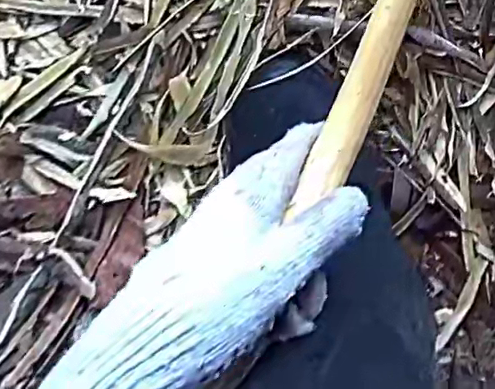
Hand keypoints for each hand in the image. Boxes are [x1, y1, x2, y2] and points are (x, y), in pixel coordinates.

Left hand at [41, 123, 367, 388]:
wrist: (137, 356)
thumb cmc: (211, 302)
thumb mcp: (281, 264)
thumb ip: (324, 228)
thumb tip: (357, 196)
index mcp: (256, 183)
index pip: (302, 139)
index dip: (331, 143)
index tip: (353, 162)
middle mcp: (240, 198)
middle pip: (299, 196)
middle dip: (320, 236)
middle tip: (319, 281)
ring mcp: (223, 231)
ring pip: (282, 235)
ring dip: (300, 271)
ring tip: (295, 317)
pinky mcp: (211, 264)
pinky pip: (258, 263)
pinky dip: (273, 288)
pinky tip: (273, 325)